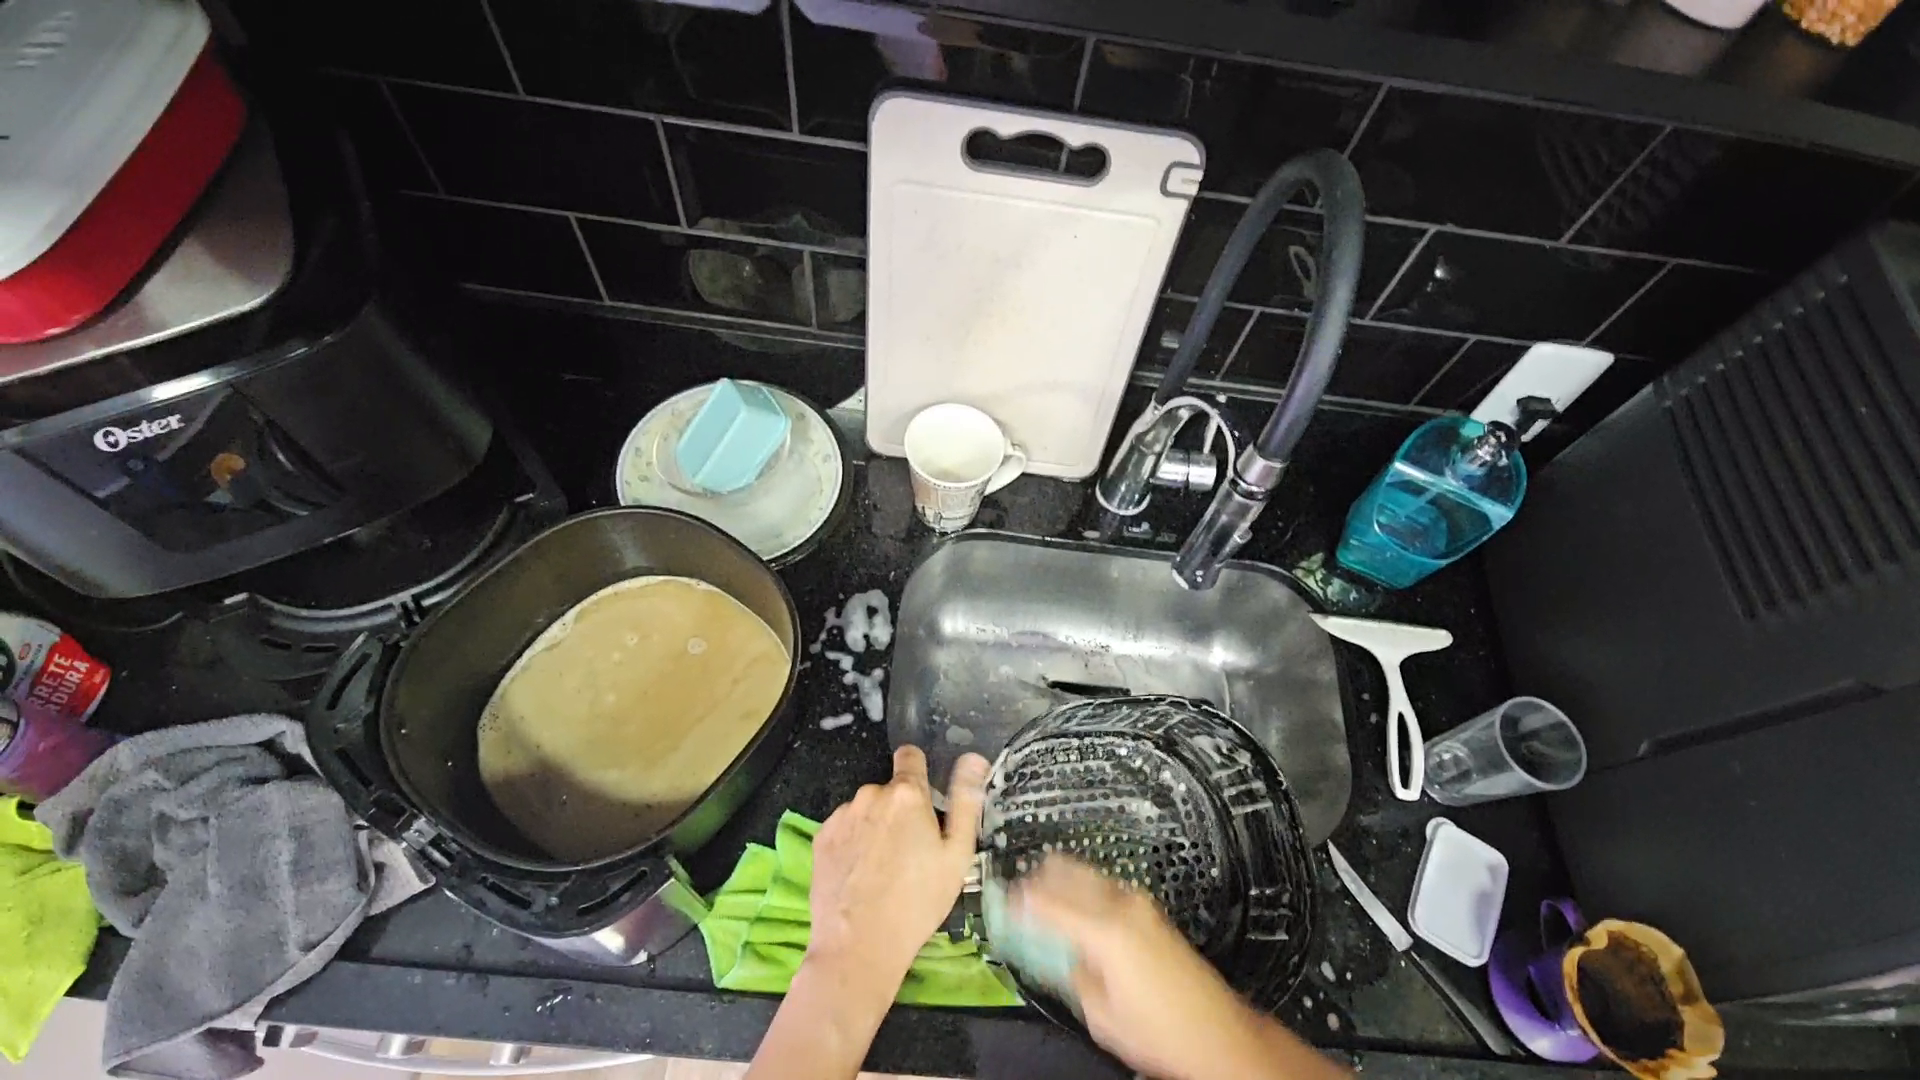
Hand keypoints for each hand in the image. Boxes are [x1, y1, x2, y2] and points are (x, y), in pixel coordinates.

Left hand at [807, 746, 989, 987]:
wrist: (859, 945)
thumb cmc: (918, 901)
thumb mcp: (957, 855)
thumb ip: (966, 801)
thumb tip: (974, 758)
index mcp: (907, 793)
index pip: (911, 756)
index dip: (920, 772)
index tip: (926, 800)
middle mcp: (870, 794)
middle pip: (890, 791)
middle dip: (901, 811)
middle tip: (911, 853)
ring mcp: (842, 815)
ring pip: (867, 811)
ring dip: (876, 827)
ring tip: (883, 870)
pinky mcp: (820, 838)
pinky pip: (845, 829)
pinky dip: (853, 844)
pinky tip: (860, 875)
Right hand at [1013, 858, 1272, 1079]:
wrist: (1218, 1033)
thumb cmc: (1161, 1033)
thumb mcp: (1100, 1015)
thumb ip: (1071, 975)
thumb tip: (1055, 956)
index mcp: (1105, 932)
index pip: (1048, 902)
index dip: (1020, 900)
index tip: (1002, 902)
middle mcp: (1122, 907)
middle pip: (1068, 873)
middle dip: (1038, 878)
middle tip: (1018, 891)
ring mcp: (1139, 904)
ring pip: (1088, 873)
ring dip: (1061, 878)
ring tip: (1041, 891)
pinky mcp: (1150, 910)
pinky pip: (1105, 885)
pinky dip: (1083, 886)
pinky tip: (1075, 901)